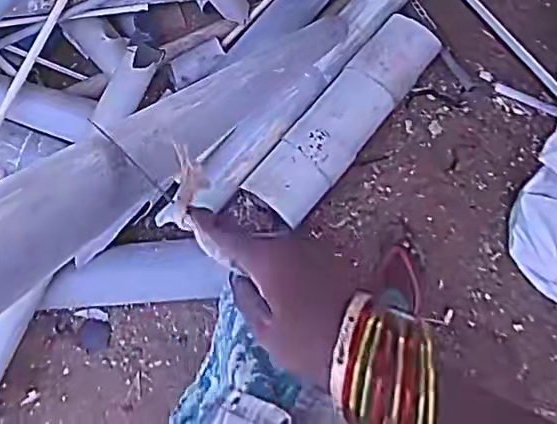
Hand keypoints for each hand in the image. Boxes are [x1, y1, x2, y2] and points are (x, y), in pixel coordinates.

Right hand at [189, 208, 361, 389]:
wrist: (360, 341)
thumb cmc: (307, 340)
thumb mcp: (265, 331)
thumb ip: (245, 299)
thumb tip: (238, 280)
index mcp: (265, 257)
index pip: (229, 236)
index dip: (209, 226)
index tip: (195, 214)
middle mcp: (286, 243)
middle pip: (254, 239)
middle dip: (240, 248)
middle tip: (227, 260)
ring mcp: (308, 245)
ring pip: (275, 245)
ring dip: (264, 257)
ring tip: (258, 280)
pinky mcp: (325, 254)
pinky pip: (293, 252)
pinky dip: (282, 261)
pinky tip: (283, 282)